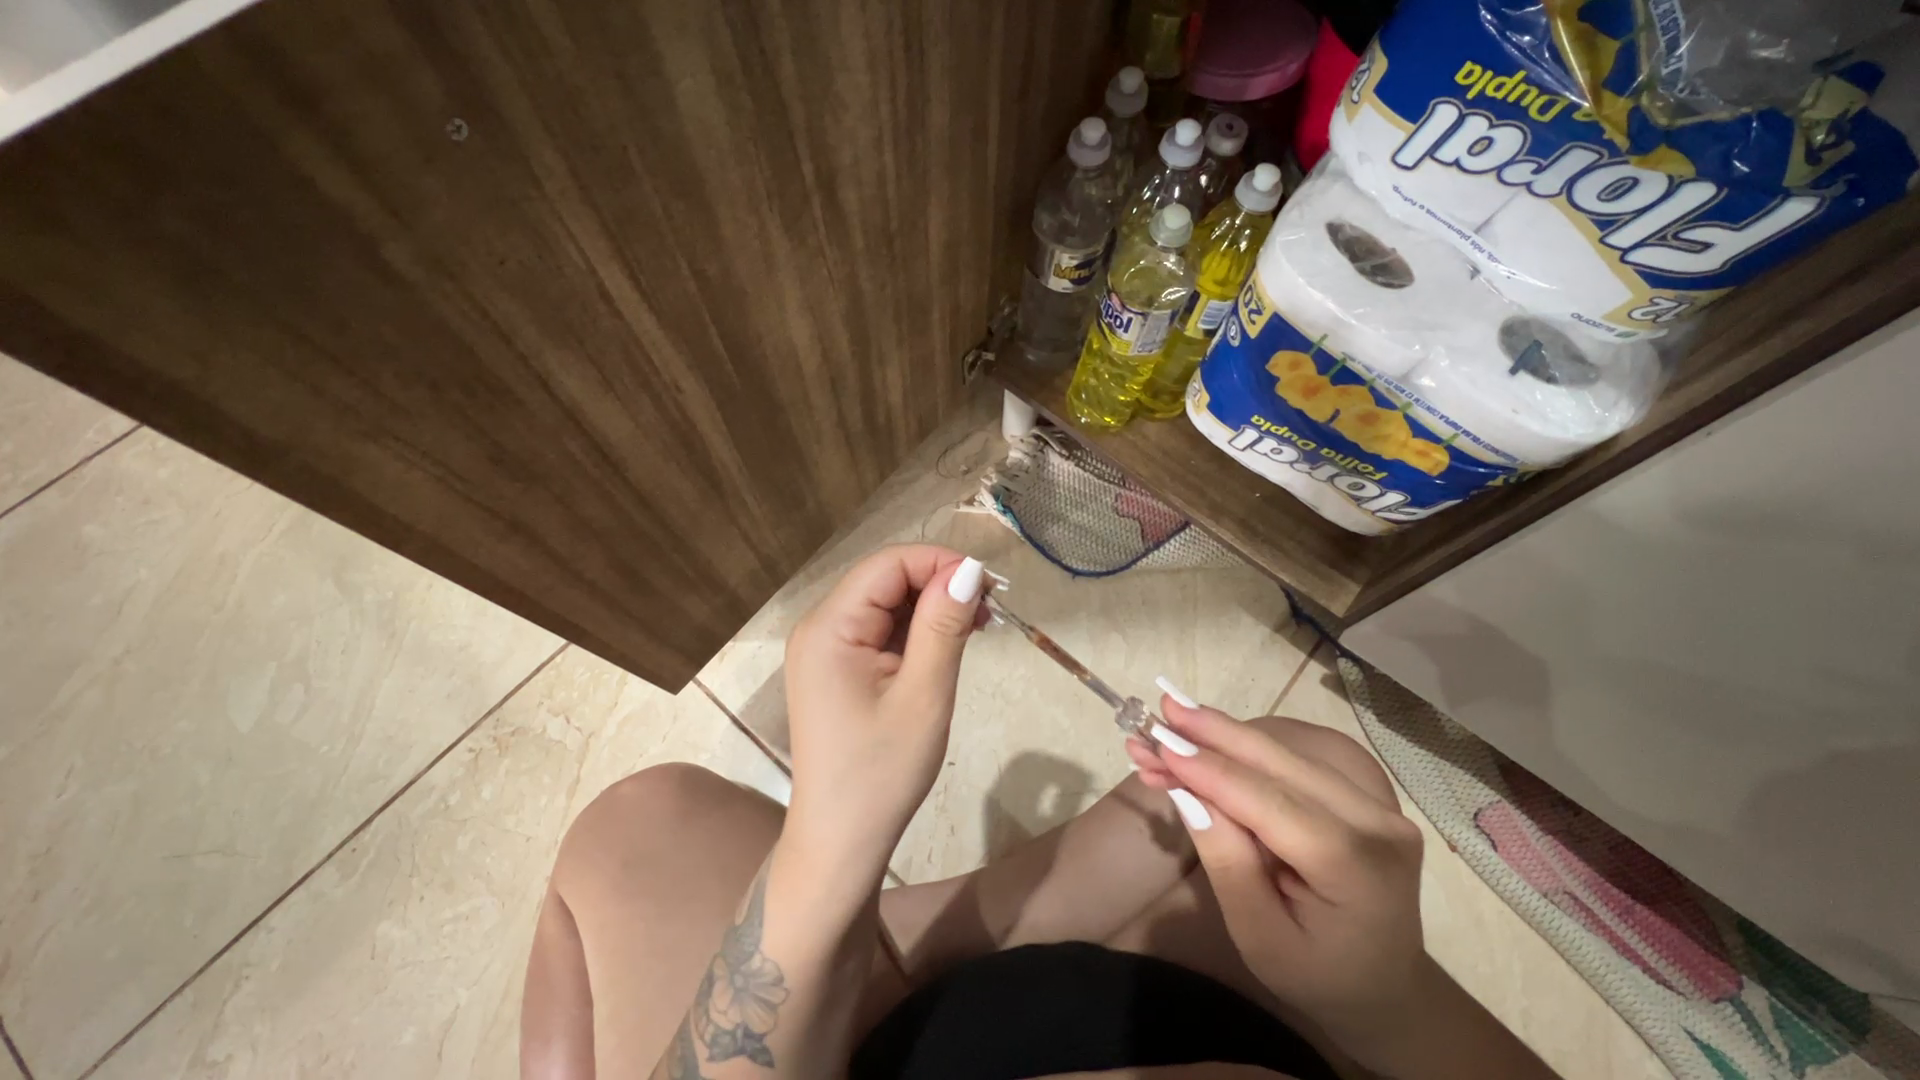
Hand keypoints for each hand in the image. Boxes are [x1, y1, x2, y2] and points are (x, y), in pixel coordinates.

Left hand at [782, 545, 986, 877]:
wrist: (841, 839)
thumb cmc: (882, 771)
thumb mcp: (924, 694)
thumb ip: (943, 625)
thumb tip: (968, 569)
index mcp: (829, 627)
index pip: (888, 565)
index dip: (940, 563)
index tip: (990, 587)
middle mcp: (818, 628)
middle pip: (884, 580)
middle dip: (938, 585)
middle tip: (990, 612)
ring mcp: (823, 650)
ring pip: (884, 604)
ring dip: (930, 609)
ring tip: (977, 629)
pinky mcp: (835, 670)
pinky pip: (877, 632)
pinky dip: (914, 633)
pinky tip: (945, 646)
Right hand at [1127, 698, 1427, 1042]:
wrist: (1383, 987)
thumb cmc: (1315, 975)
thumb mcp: (1260, 937)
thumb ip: (1228, 863)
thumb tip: (1187, 793)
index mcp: (1357, 867)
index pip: (1271, 802)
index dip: (1211, 768)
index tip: (1159, 741)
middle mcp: (1379, 823)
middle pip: (1283, 762)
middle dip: (1215, 733)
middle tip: (1162, 707)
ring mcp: (1379, 803)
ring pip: (1290, 750)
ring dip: (1227, 737)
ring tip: (1172, 728)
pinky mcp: (1367, 793)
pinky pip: (1302, 755)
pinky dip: (1252, 746)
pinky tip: (1211, 742)